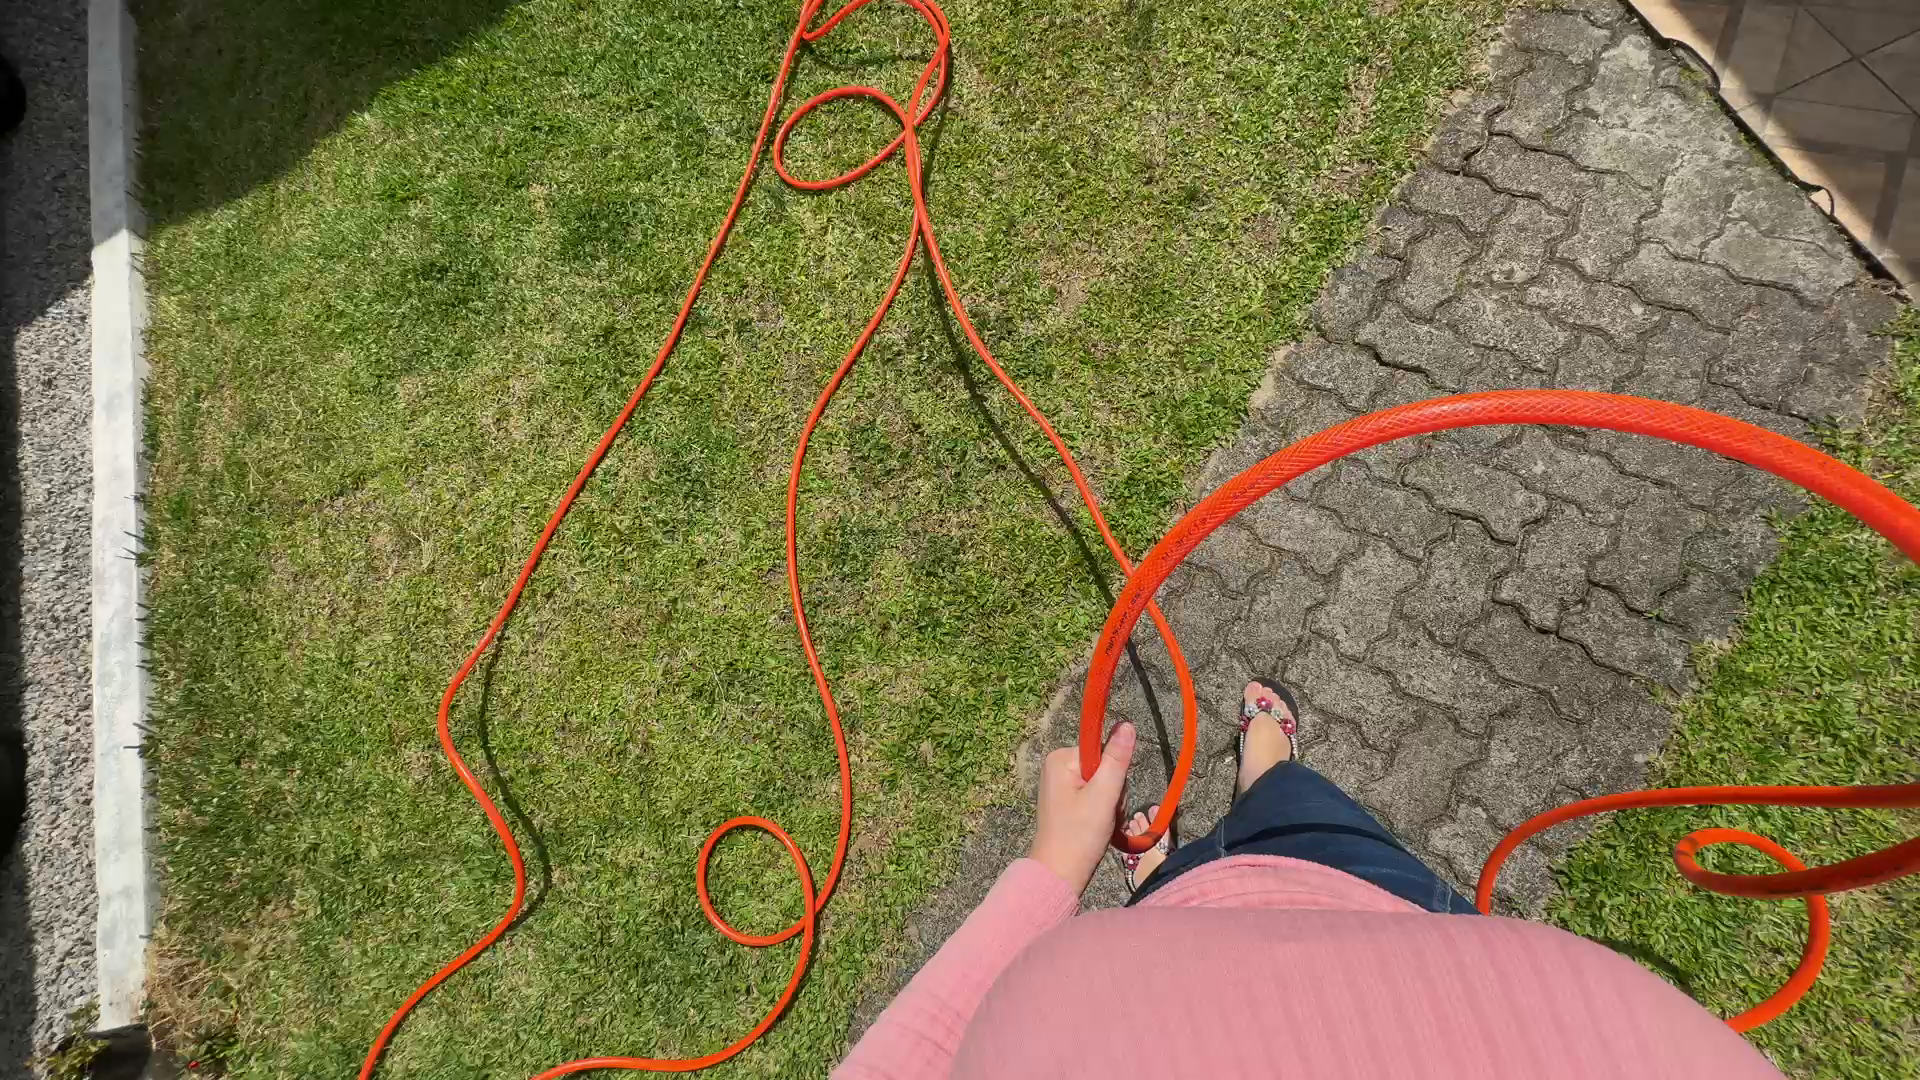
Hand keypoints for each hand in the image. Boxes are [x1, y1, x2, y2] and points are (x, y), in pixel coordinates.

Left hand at [1028, 722, 1135, 892]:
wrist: (1059, 875)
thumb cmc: (1079, 835)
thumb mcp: (1103, 795)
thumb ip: (1117, 759)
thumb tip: (1127, 724)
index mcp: (1060, 758)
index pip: (1102, 750)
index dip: (1113, 774)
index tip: (1107, 796)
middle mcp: (1057, 766)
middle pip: (1104, 767)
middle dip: (1113, 792)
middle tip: (1105, 815)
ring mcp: (1061, 784)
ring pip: (1103, 783)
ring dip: (1110, 804)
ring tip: (1102, 824)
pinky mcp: (1067, 800)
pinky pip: (1095, 796)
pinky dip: (1103, 811)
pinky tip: (1099, 826)